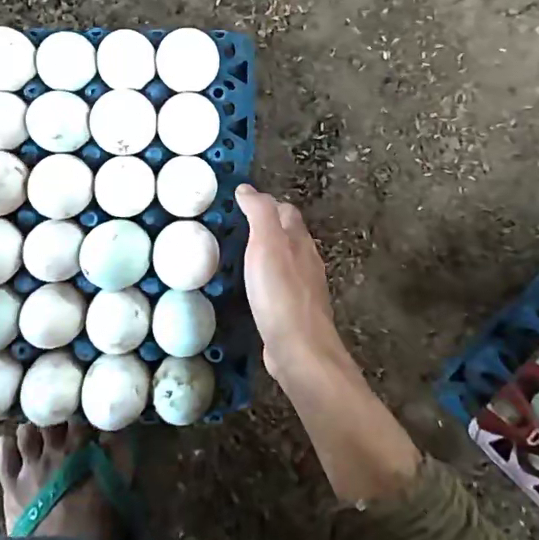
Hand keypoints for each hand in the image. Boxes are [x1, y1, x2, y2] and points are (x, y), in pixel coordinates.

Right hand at [235, 185, 355, 387]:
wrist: (299, 350)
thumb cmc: (280, 293)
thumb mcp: (266, 244)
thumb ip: (259, 213)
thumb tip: (247, 189)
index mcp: (300, 242)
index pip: (286, 211)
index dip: (265, 204)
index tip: (239, 204)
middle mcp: (306, 262)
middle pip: (287, 236)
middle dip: (265, 229)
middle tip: (233, 229)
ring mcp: (302, 289)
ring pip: (283, 262)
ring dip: (264, 256)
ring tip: (236, 256)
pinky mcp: (293, 313)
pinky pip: (277, 288)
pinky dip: (263, 282)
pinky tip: (249, 290)